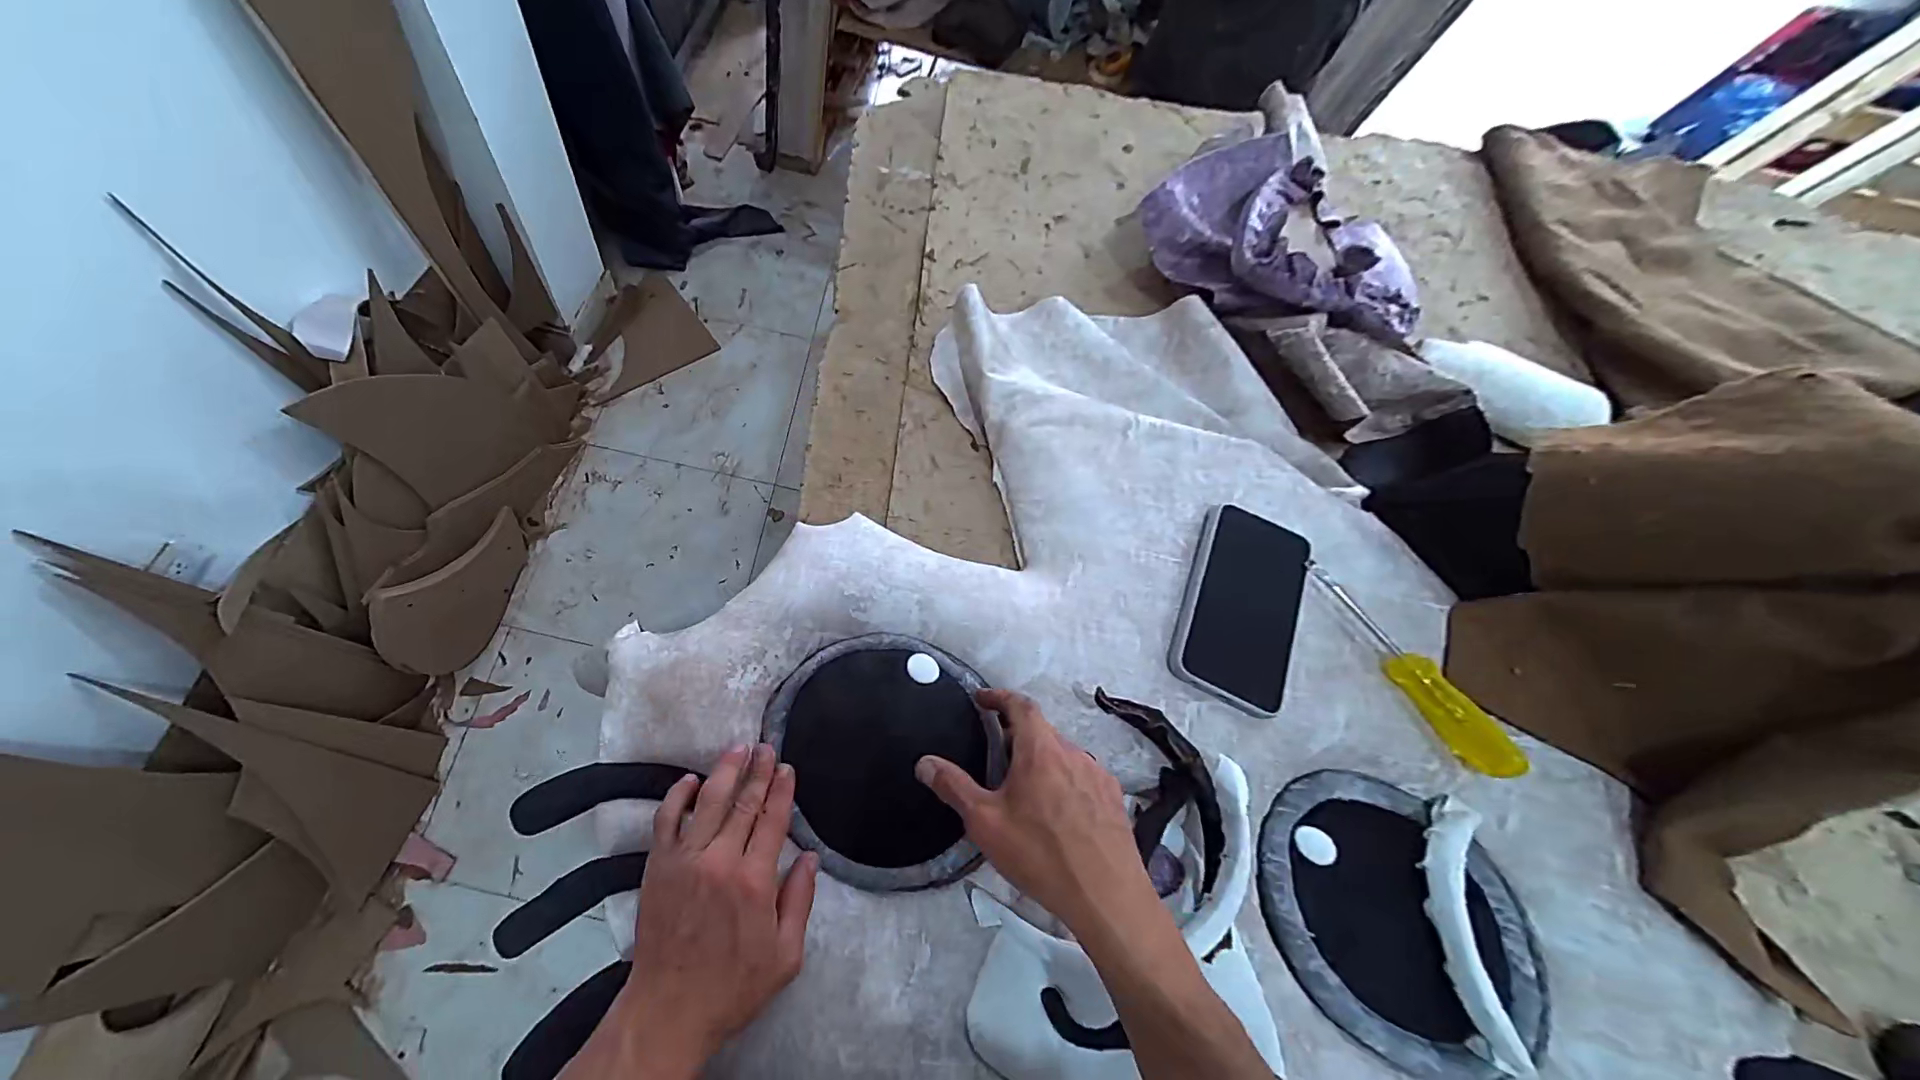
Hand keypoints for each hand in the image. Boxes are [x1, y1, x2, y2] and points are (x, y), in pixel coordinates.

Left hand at [588, 744, 818, 1079]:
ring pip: (708, 803)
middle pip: (743, 803)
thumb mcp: (786, 955)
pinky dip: (678, 797)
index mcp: (754, 881)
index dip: (782, 789)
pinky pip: (666, 821)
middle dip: (758, 771)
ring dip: (725, 772)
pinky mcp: (658, 868)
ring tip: (737, 748)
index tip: (787, 768)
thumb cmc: (732, 986)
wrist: (667, 1011)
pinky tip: (689, 780)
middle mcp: (720, 861)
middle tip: (766, 747)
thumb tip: (810, 859)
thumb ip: (800, 901)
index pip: (773, 819)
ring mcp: (685, 862)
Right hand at [914, 689, 1158, 937]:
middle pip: (1041, 730)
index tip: (983, 699)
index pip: (1020, 705)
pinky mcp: (1112, 796)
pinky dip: (1063, 779)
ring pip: (1063, 753)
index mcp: (1040, 750)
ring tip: (1023, 786)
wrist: (1105, 895)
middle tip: (996, 750)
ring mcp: (1096, 774)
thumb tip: (926, 763)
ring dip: (1041, 758)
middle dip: (1016, 733)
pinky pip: (1082, 775)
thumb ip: (953, 787)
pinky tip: (1055, 810)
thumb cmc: (1041, 855)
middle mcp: (1072, 752)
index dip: (999, 697)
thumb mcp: (985, 822)